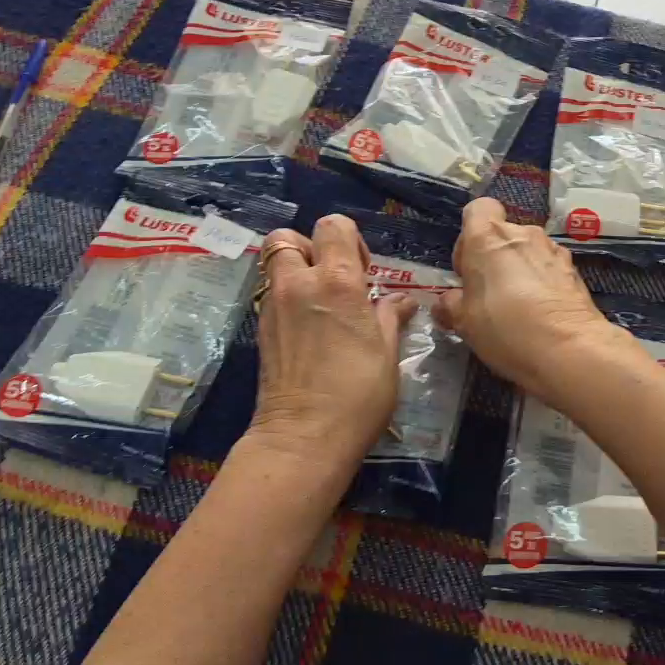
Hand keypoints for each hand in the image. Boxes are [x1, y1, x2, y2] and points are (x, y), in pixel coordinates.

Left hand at [247, 214, 416, 464]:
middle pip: (287, 237)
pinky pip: (271, 294)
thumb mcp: (387, 353)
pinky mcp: (261, 330)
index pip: (333, 226)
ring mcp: (274, 306)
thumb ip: (391, 317)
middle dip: (309, 247)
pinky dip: (287, 297)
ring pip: (274, 264)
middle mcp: (299, 284)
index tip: (362, 269)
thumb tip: (403, 301)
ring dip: (295, 271)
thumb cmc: (358, 395)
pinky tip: (310, 328)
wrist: (304, 437)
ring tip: (320, 302)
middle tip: (332, 278)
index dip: (349, 238)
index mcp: (337, 281)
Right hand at [433, 198, 628, 398]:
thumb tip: (447, 303)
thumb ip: (451, 306)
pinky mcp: (575, 270)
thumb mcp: (464, 323)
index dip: (469, 234)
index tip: (467, 267)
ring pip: (528, 251)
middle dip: (494, 258)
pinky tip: (542, 313)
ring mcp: (553, 250)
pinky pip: (550, 268)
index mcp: (488, 238)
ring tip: (519, 308)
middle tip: (489, 295)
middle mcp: (522, 234)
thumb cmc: (505, 328)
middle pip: (503, 234)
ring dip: (521, 270)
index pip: (478, 209)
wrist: (570, 349)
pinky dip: (544, 282)